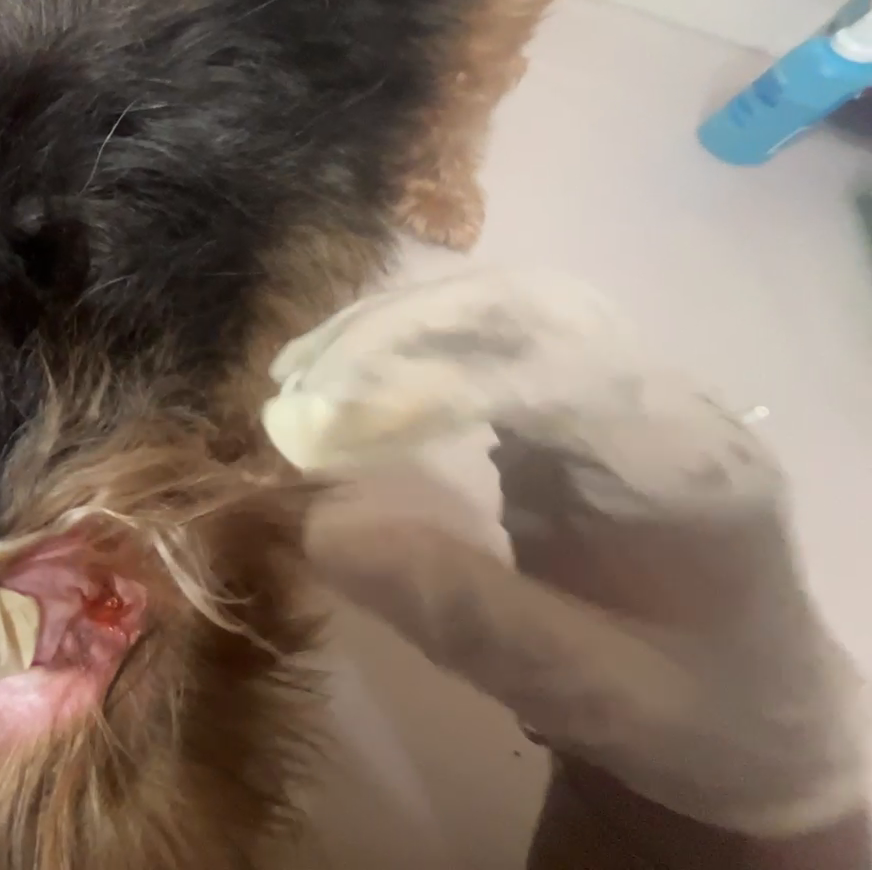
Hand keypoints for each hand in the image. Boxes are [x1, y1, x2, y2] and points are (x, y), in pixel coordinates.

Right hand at [266, 269, 864, 838]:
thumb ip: (455, 604)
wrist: (747, 722)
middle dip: (390, 335)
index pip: (535, 365)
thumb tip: (317, 527)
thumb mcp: (571, 681)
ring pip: (494, 322)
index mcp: (678, 463)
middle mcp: (654, 407)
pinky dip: (406, 360)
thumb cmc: (676, 713)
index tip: (314, 405)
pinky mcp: (570, 414)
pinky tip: (353, 389)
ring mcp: (614, 402)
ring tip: (306, 376)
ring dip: (390, 338)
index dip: (415, 367)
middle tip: (292, 379)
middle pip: (514, 317)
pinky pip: (485, 355)